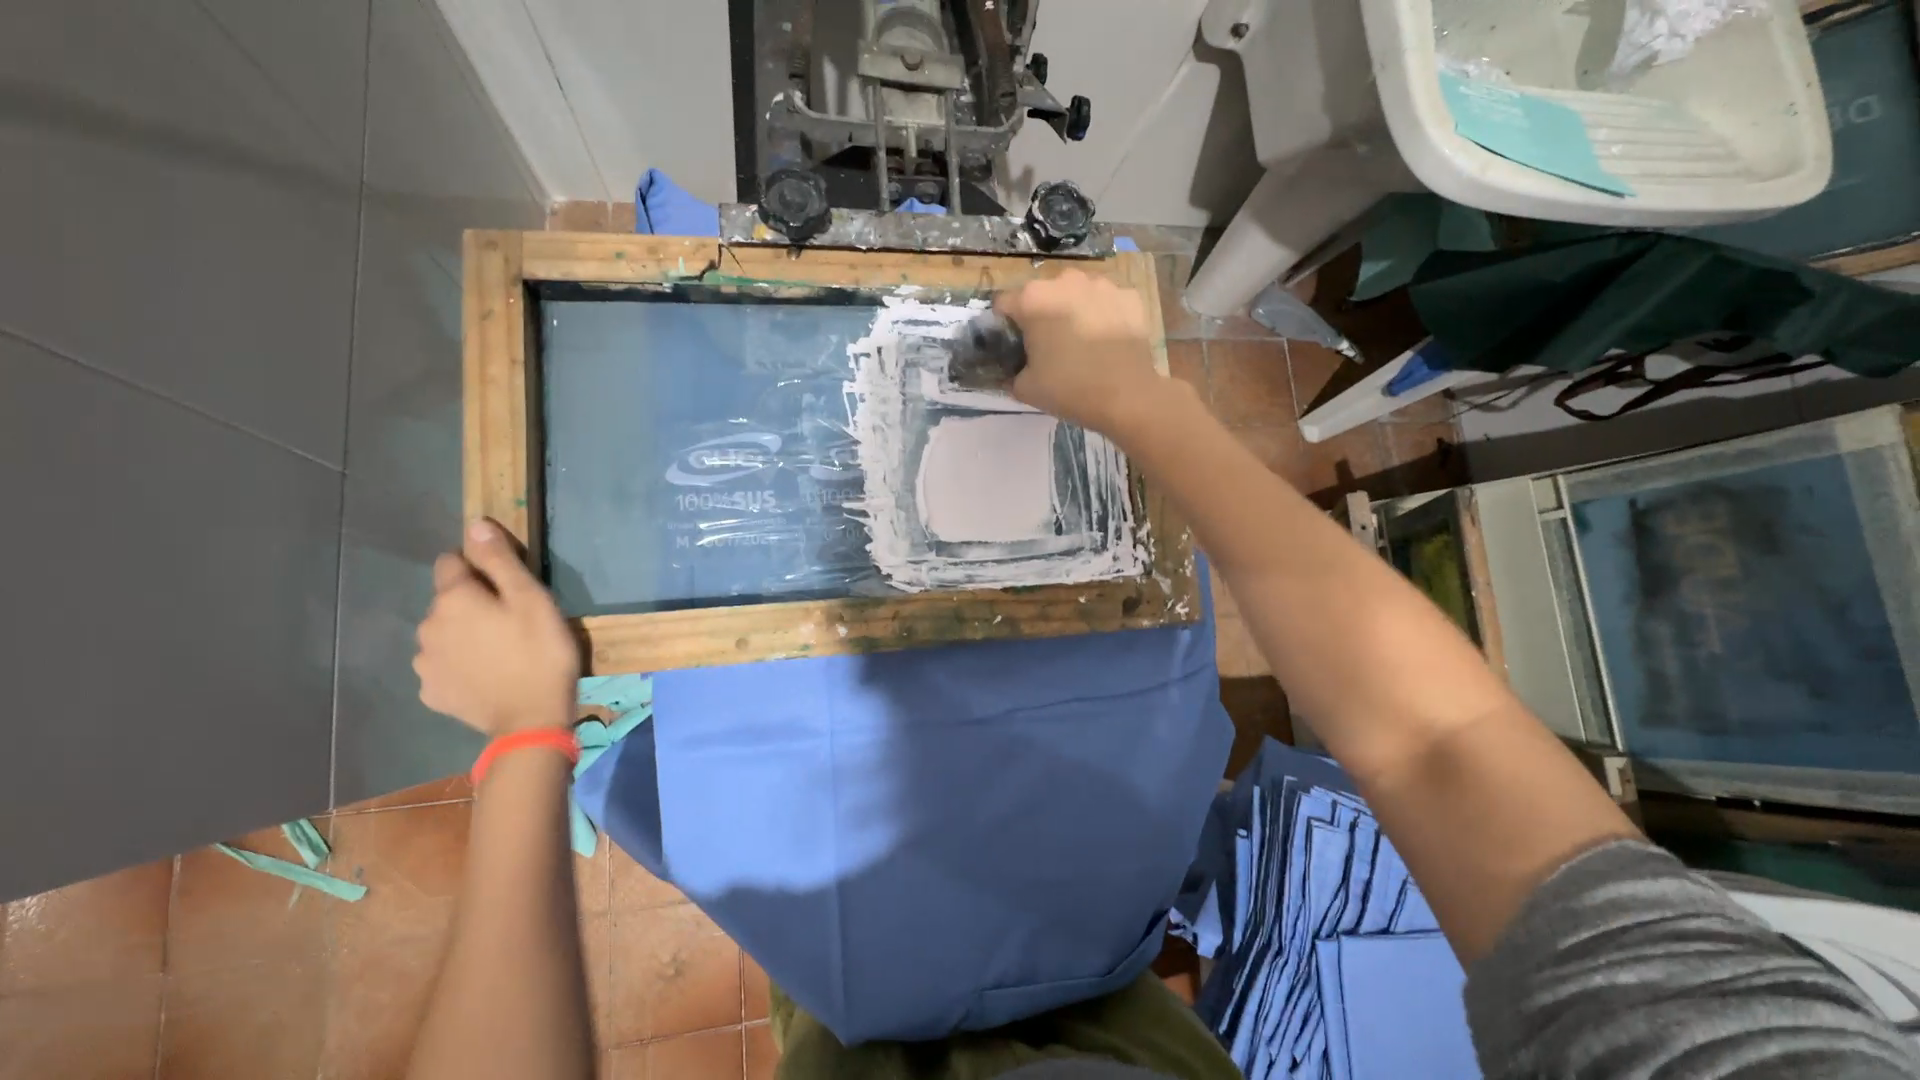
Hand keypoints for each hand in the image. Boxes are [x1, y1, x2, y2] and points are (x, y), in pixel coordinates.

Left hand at [415, 519, 578, 735]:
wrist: (530, 721)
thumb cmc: (540, 653)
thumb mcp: (532, 600)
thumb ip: (500, 561)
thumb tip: (475, 525)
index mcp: (453, 598)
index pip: (451, 562)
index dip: (478, 567)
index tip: (507, 585)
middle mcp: (428, 625)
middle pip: (446, 602)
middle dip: (470, 605)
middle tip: (510, 623)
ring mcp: (425, 662)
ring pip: (442, 635)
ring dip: (462, 636)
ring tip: (498, 653)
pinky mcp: (431, 692)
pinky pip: (442, 667)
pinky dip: (459, 667)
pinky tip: (485, 677)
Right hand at [995, 270, 1167, 436]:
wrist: (1127, 397)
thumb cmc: (1069, 389)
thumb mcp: (1025, 388)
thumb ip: (1010, 373)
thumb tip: (1011, 371)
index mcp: (1033, 299)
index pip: (1004, 304)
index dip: (1005, 326)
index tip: (1015, 346)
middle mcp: (1065, 280)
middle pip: (1042, 293)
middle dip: (1041, 314)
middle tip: (1048, 347)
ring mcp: (1101, 284)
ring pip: (1075, 293)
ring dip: (1073, 310)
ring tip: (1081, 342)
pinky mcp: (1129, 295)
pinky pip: (1106, 301)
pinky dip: (1103, 314)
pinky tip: (1106, 340)